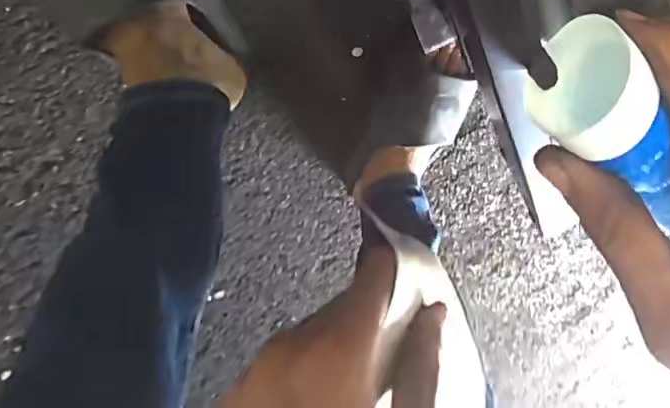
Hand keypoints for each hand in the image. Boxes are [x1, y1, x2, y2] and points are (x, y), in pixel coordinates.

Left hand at [223, 243, 446, 407]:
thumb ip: (422, 371)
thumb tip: (433, 316)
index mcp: (337, 347)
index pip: (374, 274)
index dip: (398, 273)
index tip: (412, 286)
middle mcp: (292, 346)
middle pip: (345, 306)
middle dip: (370, 324)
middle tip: (391, 359)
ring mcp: (255, 373)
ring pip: (313, 335)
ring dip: (337, 350)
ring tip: (355, 394)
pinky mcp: (235, 396)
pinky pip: (283, 365)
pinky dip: (306, 373)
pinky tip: (320, 405)